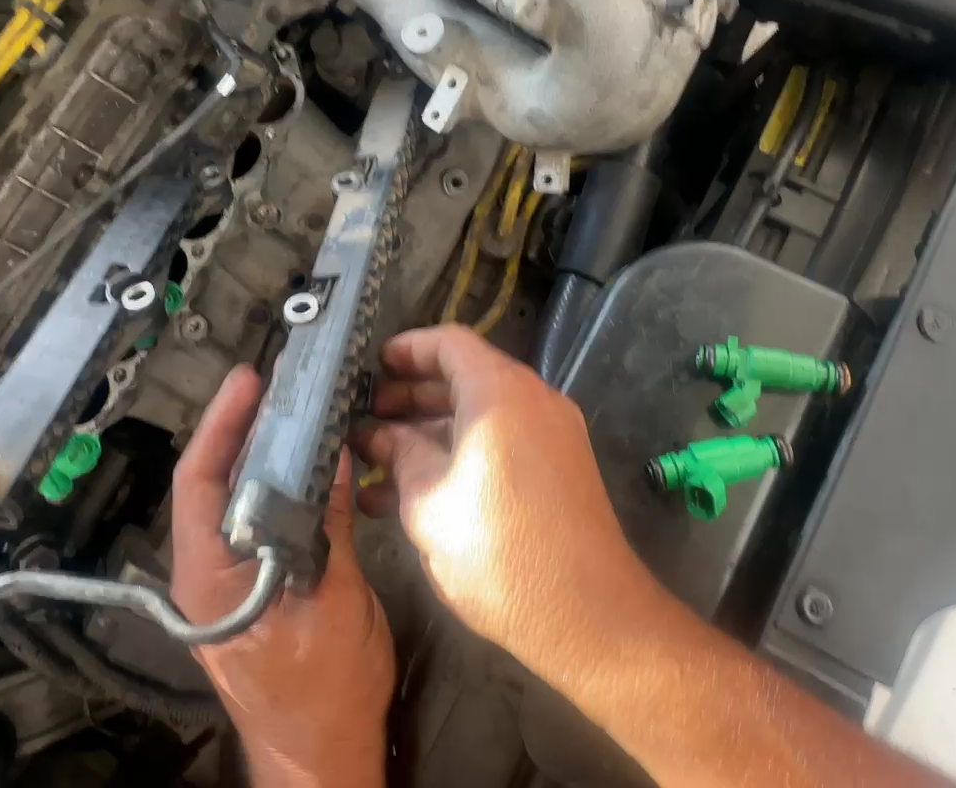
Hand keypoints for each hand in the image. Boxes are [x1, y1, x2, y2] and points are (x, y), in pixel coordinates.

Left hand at [171, 366, 394, 787]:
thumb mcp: (337, 599)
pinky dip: (280, 488)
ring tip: (294, 410)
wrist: (322, 757)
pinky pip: (259, 523)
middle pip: (214, 483)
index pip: (200, 481)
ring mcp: (227, 581)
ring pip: (237, 502)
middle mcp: (207, 573)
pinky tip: (309, 465)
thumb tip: (333, 457)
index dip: (222, 424)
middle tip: (279, 384)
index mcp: (210, 577)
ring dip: (262, 456)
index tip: (248, 381)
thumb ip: (330, 524)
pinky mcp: (252, 586)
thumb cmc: (326, 690)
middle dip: (243, 429)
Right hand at [353, 325, 651, 680]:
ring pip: (482, 414)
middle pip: (466, 377)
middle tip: (368, 420)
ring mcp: (552, 433)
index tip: (373, 368)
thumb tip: (380, 435)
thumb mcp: (429, 501)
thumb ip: (401, 455)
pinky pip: (503, 440)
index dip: (407, 349)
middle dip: (412, 396)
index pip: (450, 343)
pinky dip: (463, 452)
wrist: (588, 613)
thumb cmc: (498, 550)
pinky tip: (419, 489)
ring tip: (380, 462)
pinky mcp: (560, 467)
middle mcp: (533, 400)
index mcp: (501, 392)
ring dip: (432, 432)